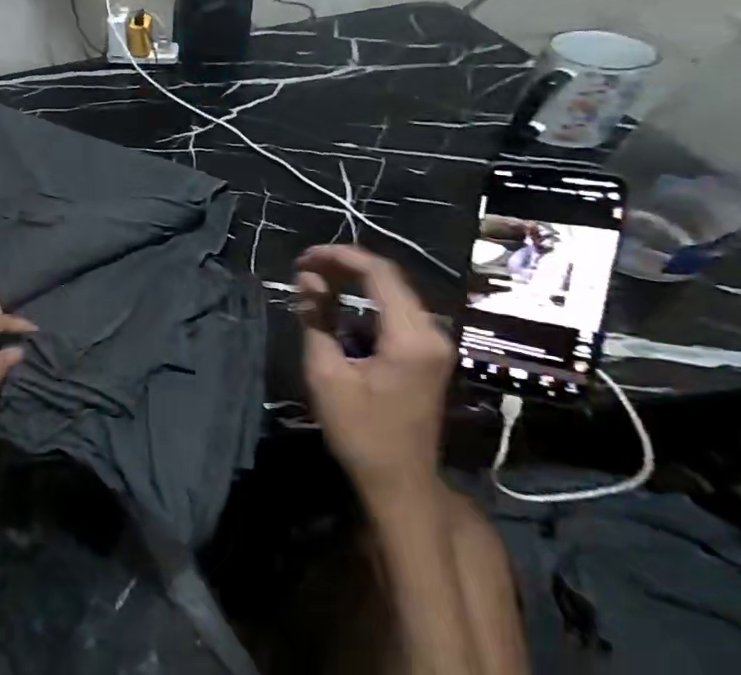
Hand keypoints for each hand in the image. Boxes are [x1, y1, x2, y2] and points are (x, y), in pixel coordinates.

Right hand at [294, 245, 455, 501]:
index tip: (304, 258)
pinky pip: (397, 312)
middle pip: (388, 278)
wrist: (401, 483)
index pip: (378, 273)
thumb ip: (317, 319)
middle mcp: (433, 331)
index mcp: (412, 336)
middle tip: (305, 268)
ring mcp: (436, 342)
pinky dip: (367, 302)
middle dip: (345, 266)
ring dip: (355, 282)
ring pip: (393, 292)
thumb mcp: (327, 374)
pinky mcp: (429, 353)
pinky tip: (340, 306)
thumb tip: (308, 280)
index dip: (339, 257)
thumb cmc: (361, 433)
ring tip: (316, 282)